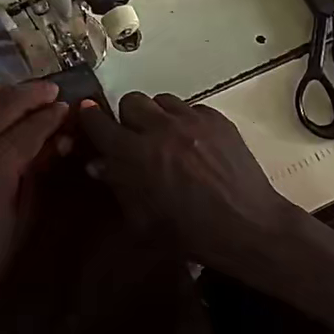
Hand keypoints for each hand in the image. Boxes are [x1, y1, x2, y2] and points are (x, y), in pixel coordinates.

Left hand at [0, 82, 66, 300]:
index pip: (33, 126)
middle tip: (52, 91)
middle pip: (5, 102)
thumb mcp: (23, 217)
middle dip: (32, 93)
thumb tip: (54, 146)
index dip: (53, 115)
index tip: (67, 107)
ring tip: (19, 93)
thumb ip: (37, 175)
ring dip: (0, 90)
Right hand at [76, 92, 311, 276]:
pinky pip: (192, 108)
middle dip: (128, 117)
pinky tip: (194, 143)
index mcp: (137, 155)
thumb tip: (98, 163)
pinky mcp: (218, 119)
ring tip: (166, 136)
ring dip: (157, 115)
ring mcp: (193, 120)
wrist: (246, 225)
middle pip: (132, 101)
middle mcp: (162, 129)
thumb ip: (118, 185)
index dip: (90, 118)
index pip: (101, 125)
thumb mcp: (144, 219)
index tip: (87, 113)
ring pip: (162, 100)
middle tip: (134, 136)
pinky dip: (186, 121)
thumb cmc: (190, 233)